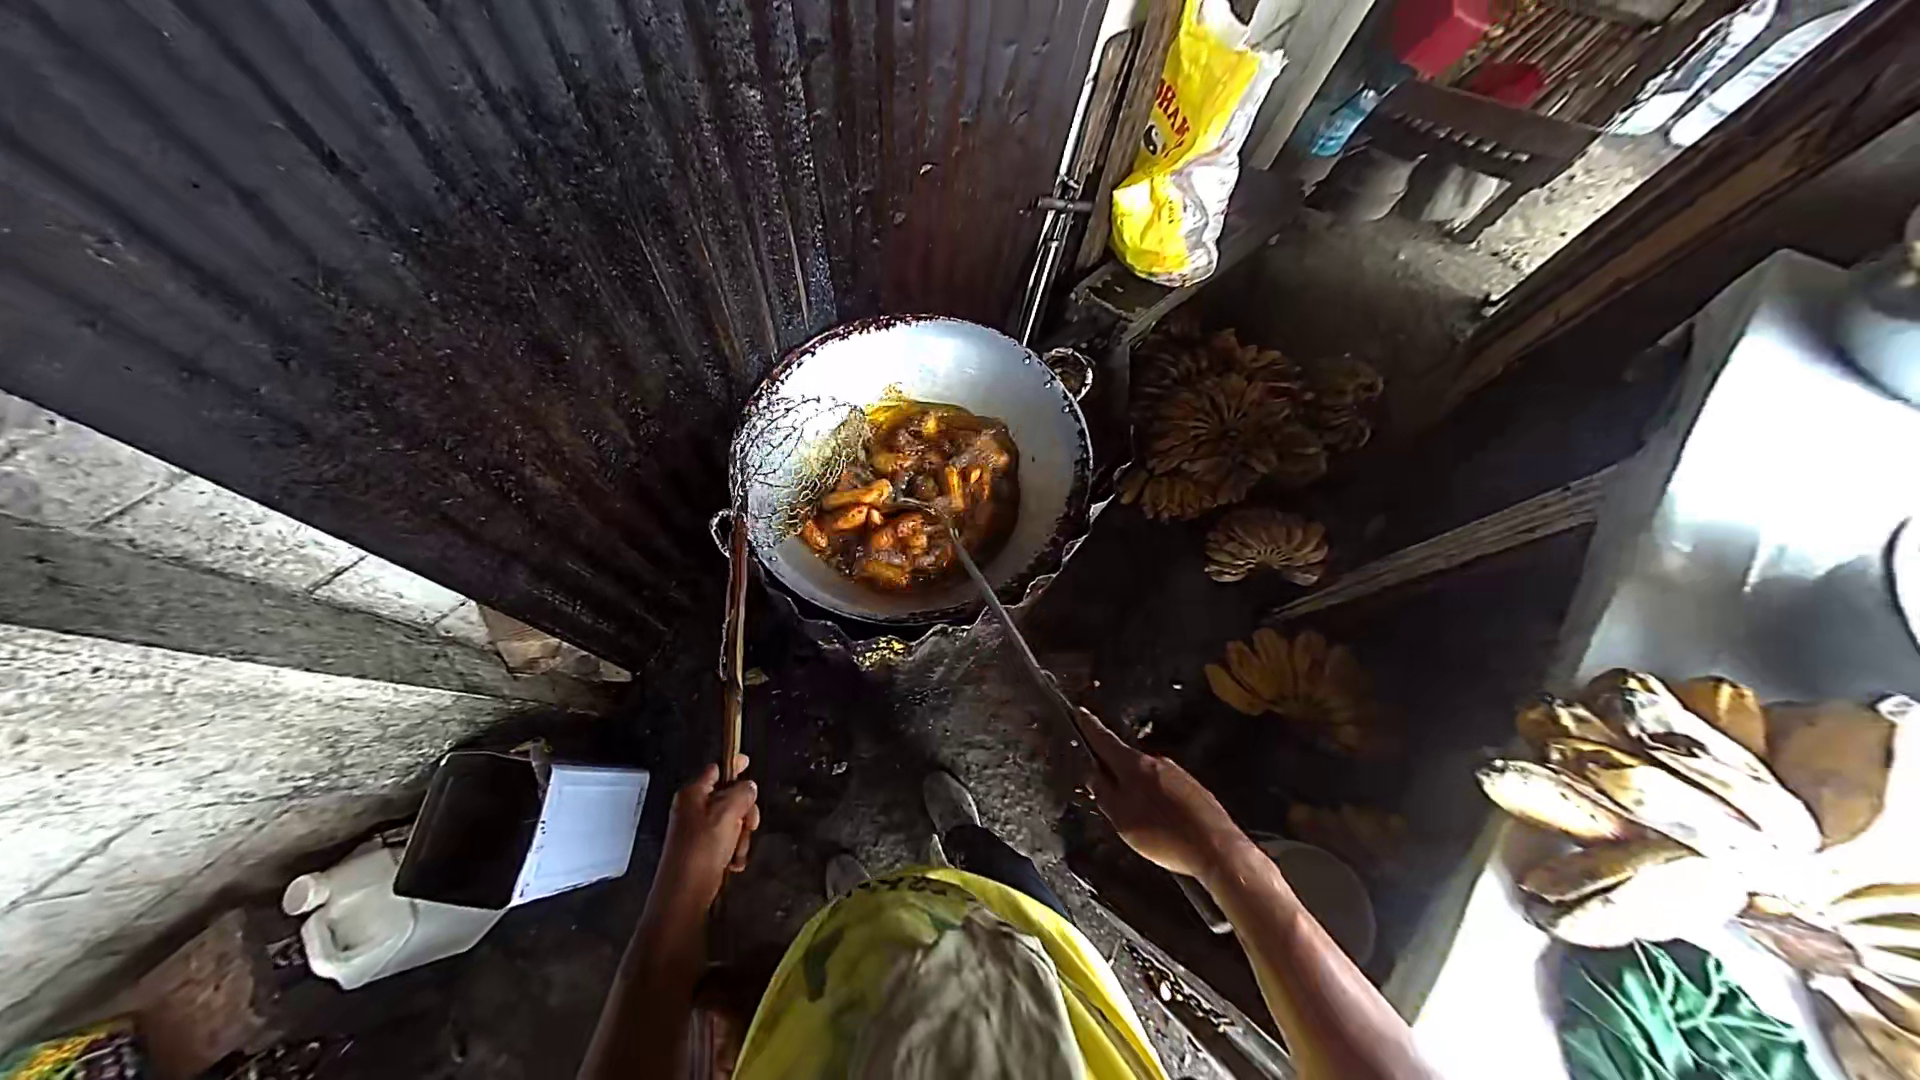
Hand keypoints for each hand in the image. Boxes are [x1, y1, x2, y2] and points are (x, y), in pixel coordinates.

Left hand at [656, 755, 759, 909]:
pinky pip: (728, 839)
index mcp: (694, 794)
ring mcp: (699, 829)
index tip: (749, 764)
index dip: (735, 765)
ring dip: (742, 834)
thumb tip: (749, 786)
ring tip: (737, 851)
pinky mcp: (704, 849)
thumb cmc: (702, 849)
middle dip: (745, 811)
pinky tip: (734, 861)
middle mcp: (694, 808)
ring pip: (734, 819)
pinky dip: (735, 848)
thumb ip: (742, 793)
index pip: (717, 769)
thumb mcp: (726, 814)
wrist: (684, 896)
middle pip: (731, 796)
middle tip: (749, 825)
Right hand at [1079, 710, 1254, 881]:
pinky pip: (1164, 789)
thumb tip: (1092, 776)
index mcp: (1134, 765)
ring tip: (1132, 818)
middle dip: (1110, 767)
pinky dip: (1154, 800)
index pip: (1104, 739)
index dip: (1088, 726)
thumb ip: (1102, 793)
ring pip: (1144, 776)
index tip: (1080, 713)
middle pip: (1124, 758)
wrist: (1218, 849)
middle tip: (1098, 783)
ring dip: (1134, 788)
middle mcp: (1156, 762)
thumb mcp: (1121, 819)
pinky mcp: (1192, 790)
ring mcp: (1176, 775)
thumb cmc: (1168, 836)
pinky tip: (1157, 823)